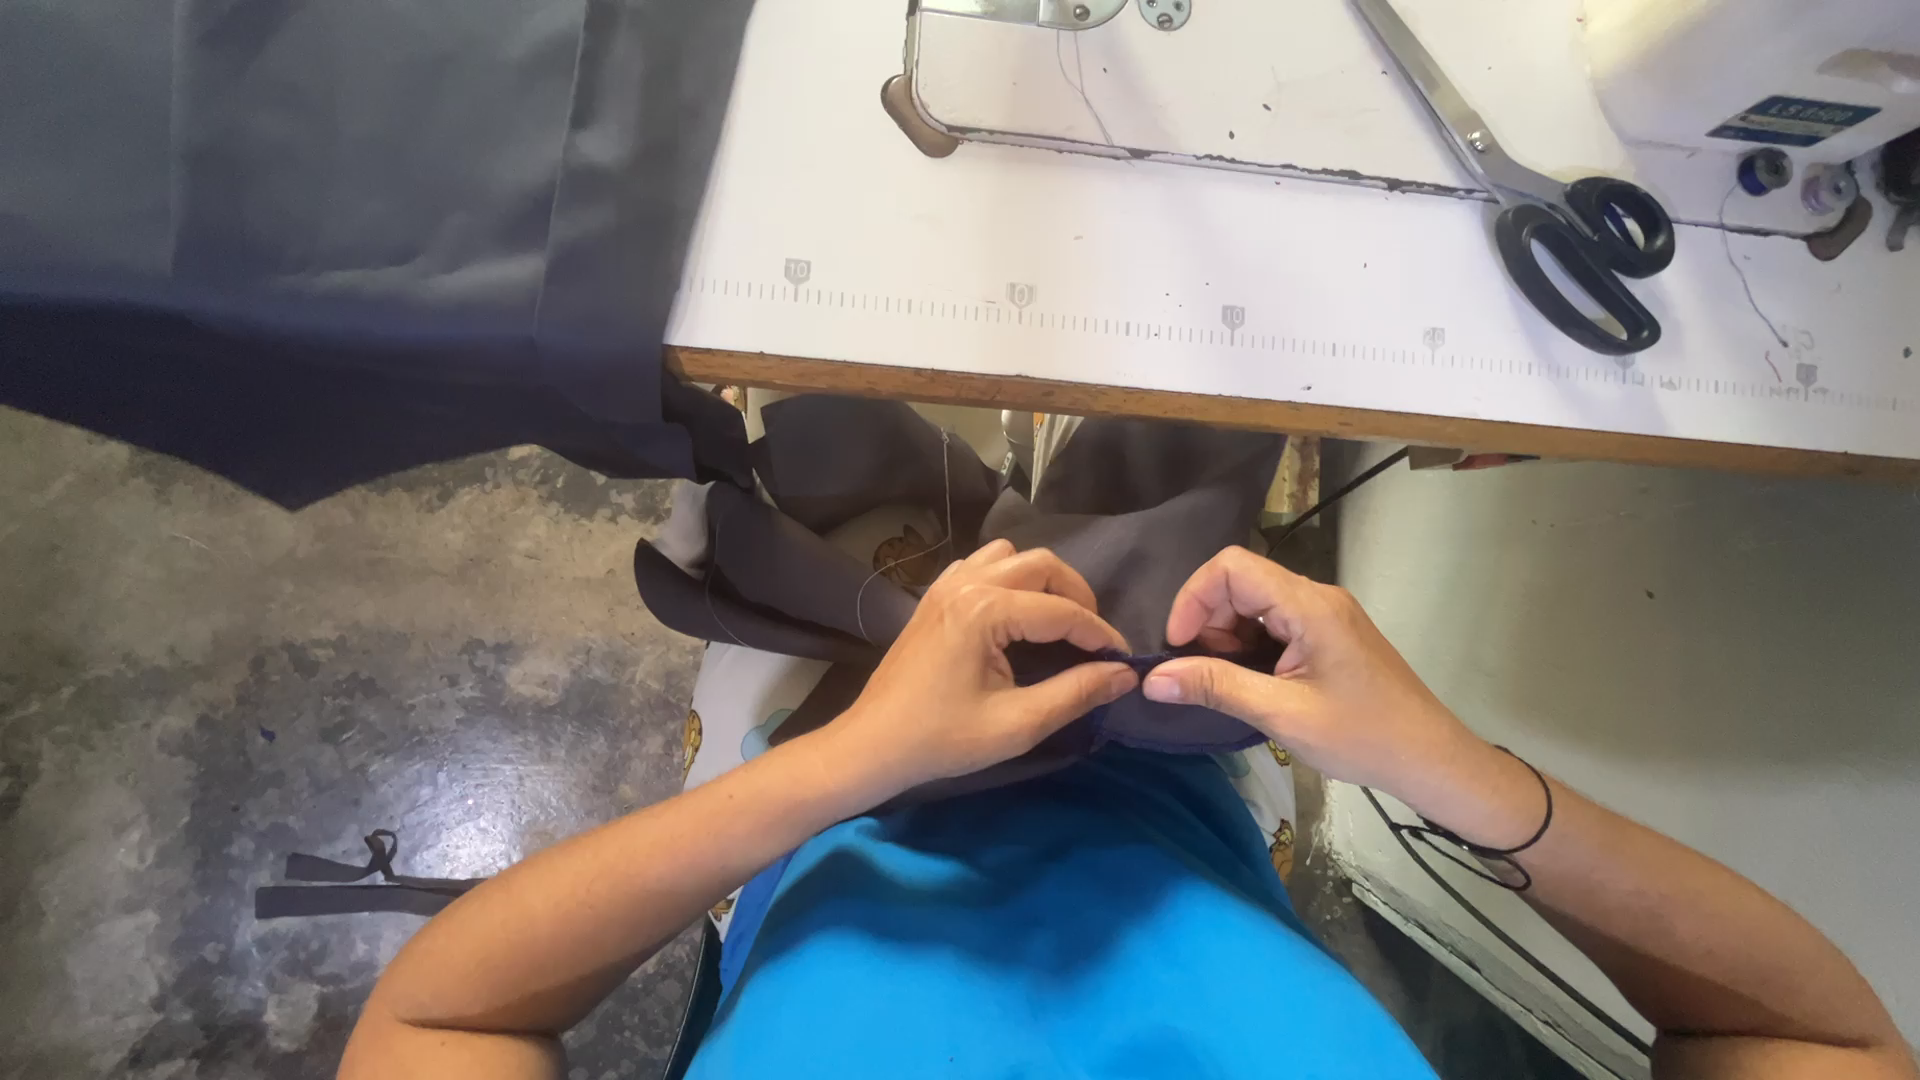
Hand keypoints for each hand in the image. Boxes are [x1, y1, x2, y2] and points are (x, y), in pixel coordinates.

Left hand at [828, 540, 1138, 795]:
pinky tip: (1013, 614)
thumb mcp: (1017, 724)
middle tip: (1092, 638)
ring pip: (1011, 556)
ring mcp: (946, 584)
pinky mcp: (935, 595)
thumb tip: (1124, 673)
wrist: (874, 744)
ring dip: (1042, 581)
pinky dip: (1008, 579)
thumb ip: (1076, 693)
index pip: (1062, 612)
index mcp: (985, 611)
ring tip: (1056, 621)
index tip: (1123, 660)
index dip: (1100, 635)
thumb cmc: (942, 739)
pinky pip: (981, 565)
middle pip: (1041, 564)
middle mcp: (966, 583)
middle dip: (1076, 596)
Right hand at [1141, 546, 1481, 801]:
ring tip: (1225, 680)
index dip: (1194, 598)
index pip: (1232, 566)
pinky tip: (1249, 680)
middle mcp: (1316, 597)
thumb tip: (1152, 680)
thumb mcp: (1281, 714)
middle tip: (1201, 670)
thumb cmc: (1363, 737)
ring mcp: (1324, 614)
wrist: (1434, 761)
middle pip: (1239, 581)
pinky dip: (1247, 644)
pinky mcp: (1327, 633)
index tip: (1179, 646)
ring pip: (1252, 602)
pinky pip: (1272, 621)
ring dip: (1225, 635)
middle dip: (1207, 621)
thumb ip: (1215, 687)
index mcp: (1309, 605)